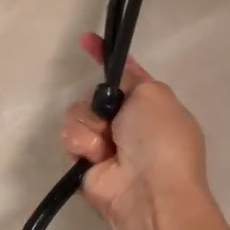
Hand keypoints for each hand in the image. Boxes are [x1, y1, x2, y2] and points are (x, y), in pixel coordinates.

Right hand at [60, 32, 209, 226]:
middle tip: (109, 117)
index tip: (87, 40)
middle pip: (95, 96)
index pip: (127, 75)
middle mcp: (130, 125)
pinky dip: (81, 143)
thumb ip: (133, 78)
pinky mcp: (86, 160)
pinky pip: (70, 136)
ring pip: (78, 114)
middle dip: (96, 102)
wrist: (147, 190)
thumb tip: (120, 81)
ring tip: (104, 145)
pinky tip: (94, 156)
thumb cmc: (159, 140)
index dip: (107, 58)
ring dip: (87, 126)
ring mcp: (108, 143)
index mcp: (154, 109)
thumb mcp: (155, 95)